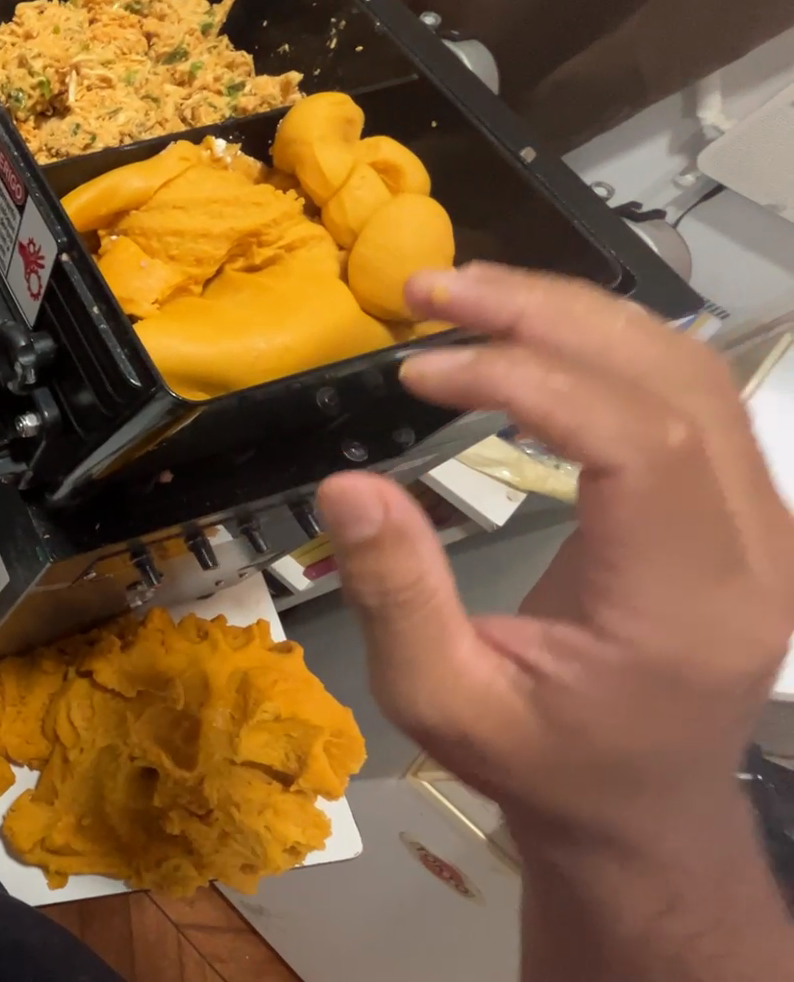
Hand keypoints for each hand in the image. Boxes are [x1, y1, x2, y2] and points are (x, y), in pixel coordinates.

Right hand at [317, 262, 793, 845]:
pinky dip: (589, 345)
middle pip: (675, 380)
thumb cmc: (534, 759)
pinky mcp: (727, 508)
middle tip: (426, 292)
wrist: (633, 802)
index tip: (417, 373)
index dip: (527, 383)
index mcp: (685, 600)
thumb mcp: (435, 694)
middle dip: (545, 315)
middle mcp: (755, 545)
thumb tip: (343, 484)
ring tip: (456, 295)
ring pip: (686, 370)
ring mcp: (758, 520)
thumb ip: (395, 592)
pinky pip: (675, 394)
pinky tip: (516, 336)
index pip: (641, 444)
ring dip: (567, 314)